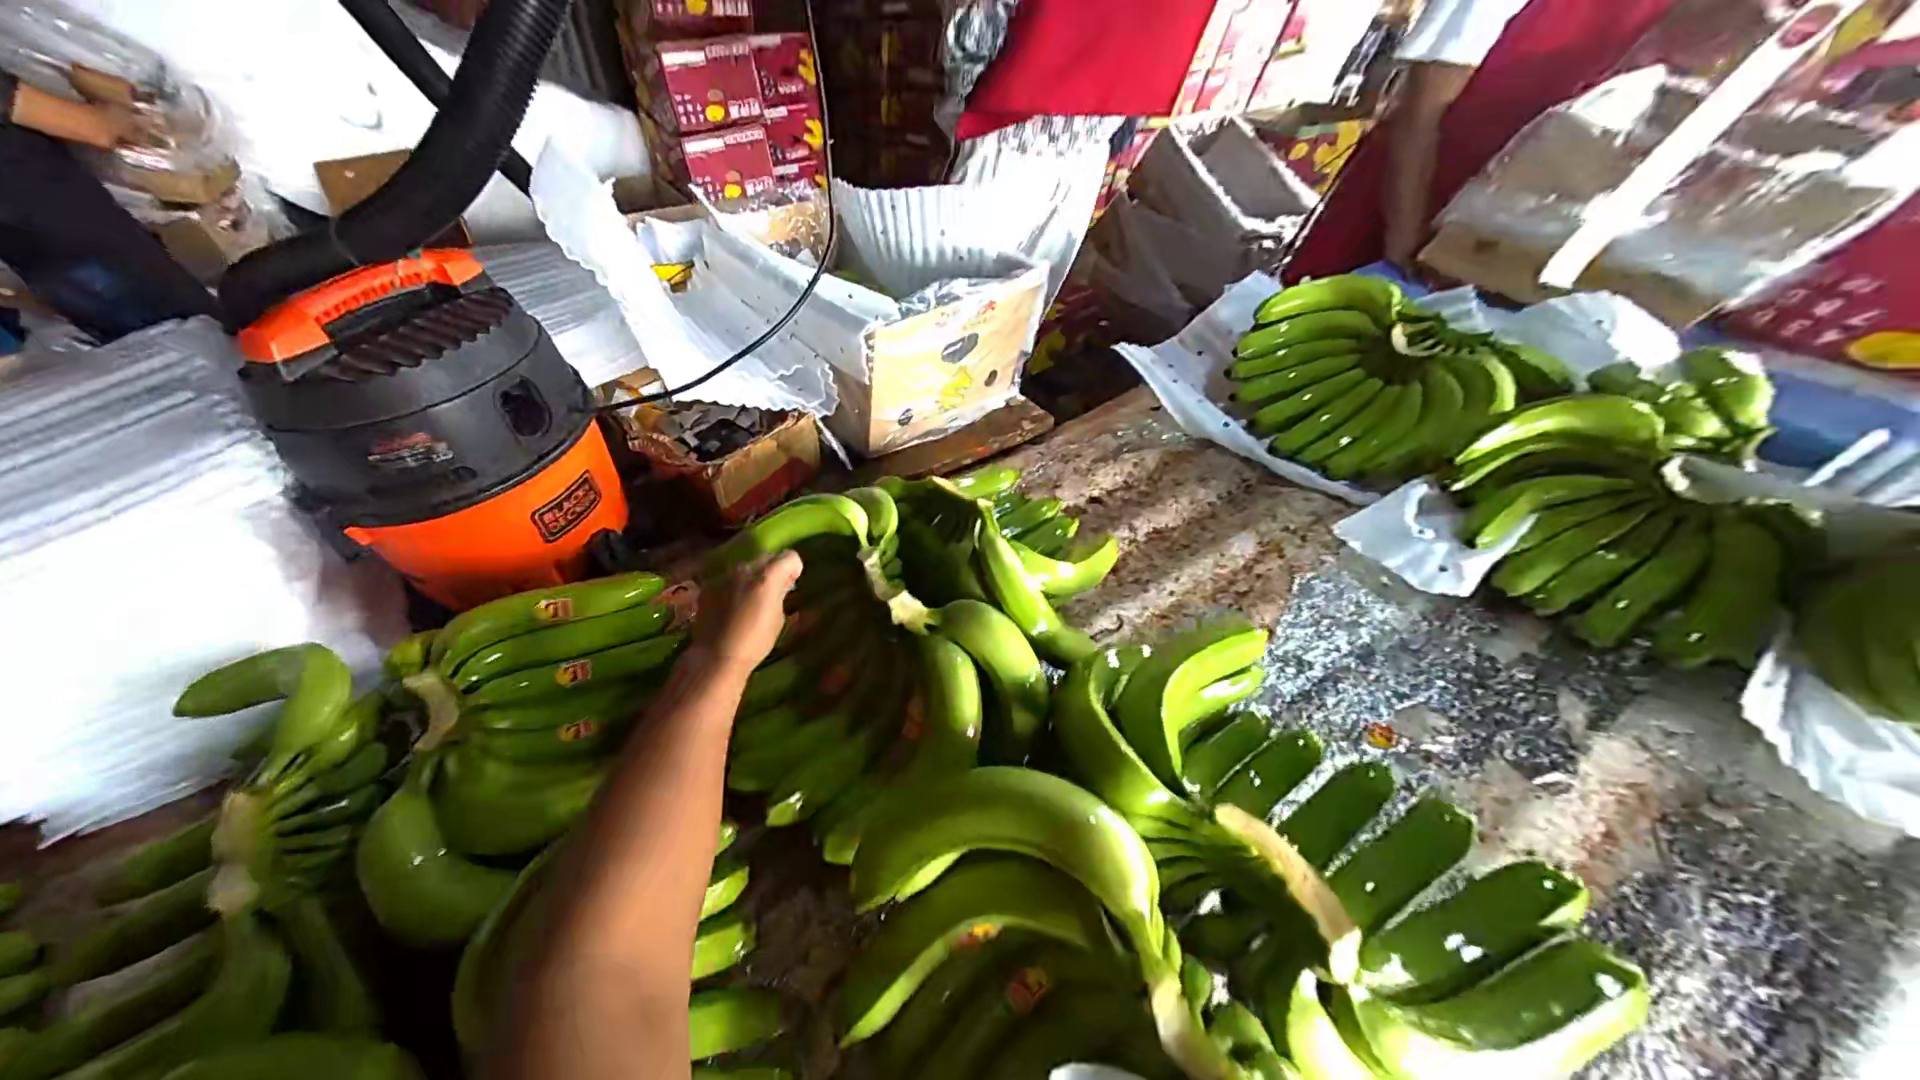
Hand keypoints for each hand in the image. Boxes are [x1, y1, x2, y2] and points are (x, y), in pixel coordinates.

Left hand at [693, 550, 802, 672]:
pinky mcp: (709, 585)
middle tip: (772, 590)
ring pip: (745, 566)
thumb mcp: (778, 618)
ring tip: (749, 598)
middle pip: (766, 557)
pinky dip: (733, 586)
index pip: (789, 556)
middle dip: (772, 570)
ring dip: (752, 577)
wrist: (716, 655)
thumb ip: (780, 594)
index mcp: (768, 577)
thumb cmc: (755, 641)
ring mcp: (725, 575)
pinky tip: (731, 605)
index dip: (793, 568)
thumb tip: (781, 585)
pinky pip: (728, 577)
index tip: (792, 582)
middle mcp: (746, 569)